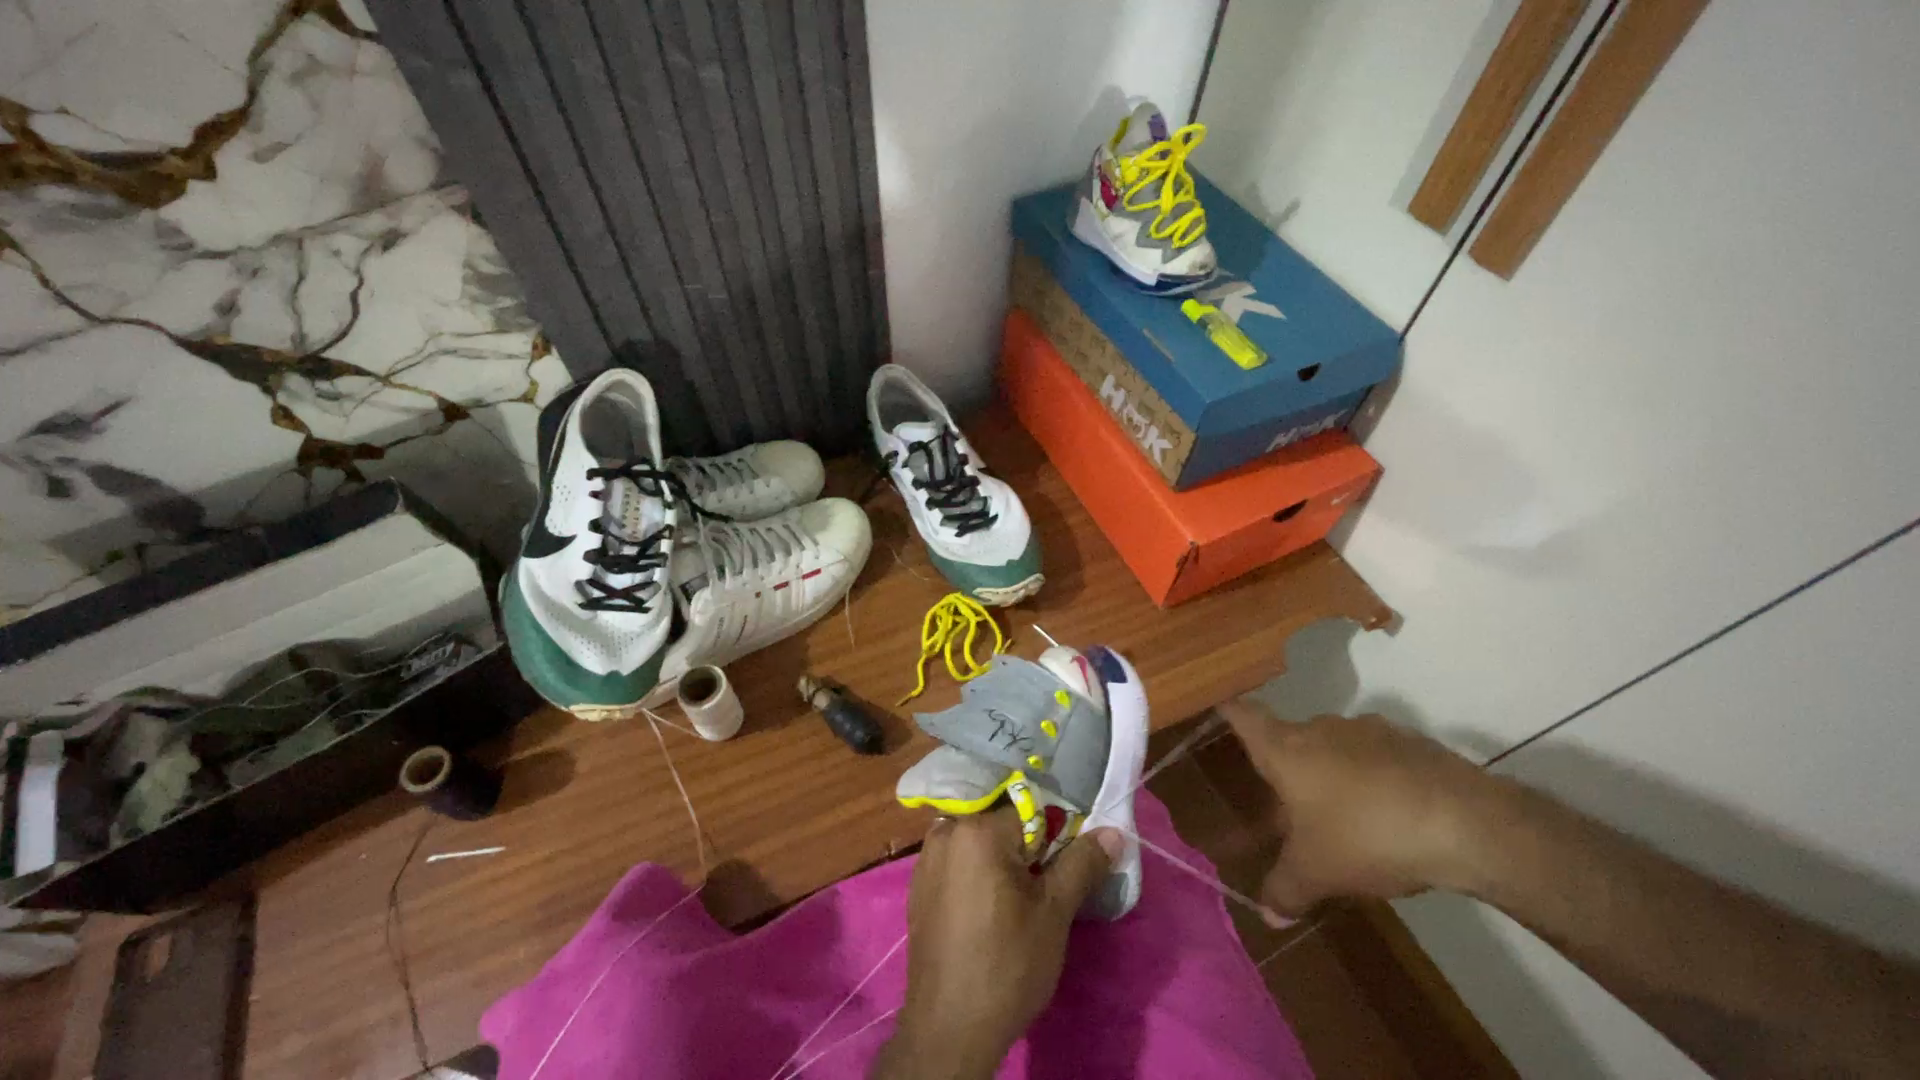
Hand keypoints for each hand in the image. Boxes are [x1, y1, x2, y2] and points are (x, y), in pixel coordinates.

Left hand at [873, 807, 1118, 1079]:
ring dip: (1005, 860)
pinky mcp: (920, 888)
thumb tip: (1111, 831)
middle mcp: (945, 833)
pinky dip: (981, 874)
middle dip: (1030, 846)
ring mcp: (926, 860)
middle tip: (1048, 885)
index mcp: (976, 829)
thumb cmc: (1007, 965)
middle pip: (1003, 822)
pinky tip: (993, 910)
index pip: (1033, 810)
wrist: (949, 1029)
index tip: (1071, 865)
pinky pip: (960, 863)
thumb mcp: (1054, 913)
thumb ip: (1081, 863)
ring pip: (981, 843)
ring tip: (1024, 900)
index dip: (1060, 836)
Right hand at [1217, 701, 1505, 916]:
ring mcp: (1372, 731)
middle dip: (1290, 770)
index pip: (1245, 716)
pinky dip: (1376, 781)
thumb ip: (1285, 890)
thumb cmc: (1367, 836)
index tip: (1218, 708)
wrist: (1467, 824)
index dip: (1229, 713)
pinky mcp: (1415, 745)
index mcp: (1288, 749)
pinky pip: (1380, 759)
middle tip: (1292, 810)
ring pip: (1339, 750)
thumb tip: (1266, 915)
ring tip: (1347, 821)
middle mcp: (1324, 728)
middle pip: (1294, 740)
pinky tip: (1392, 818)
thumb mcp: (1317, 874)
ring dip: (1336, 776)